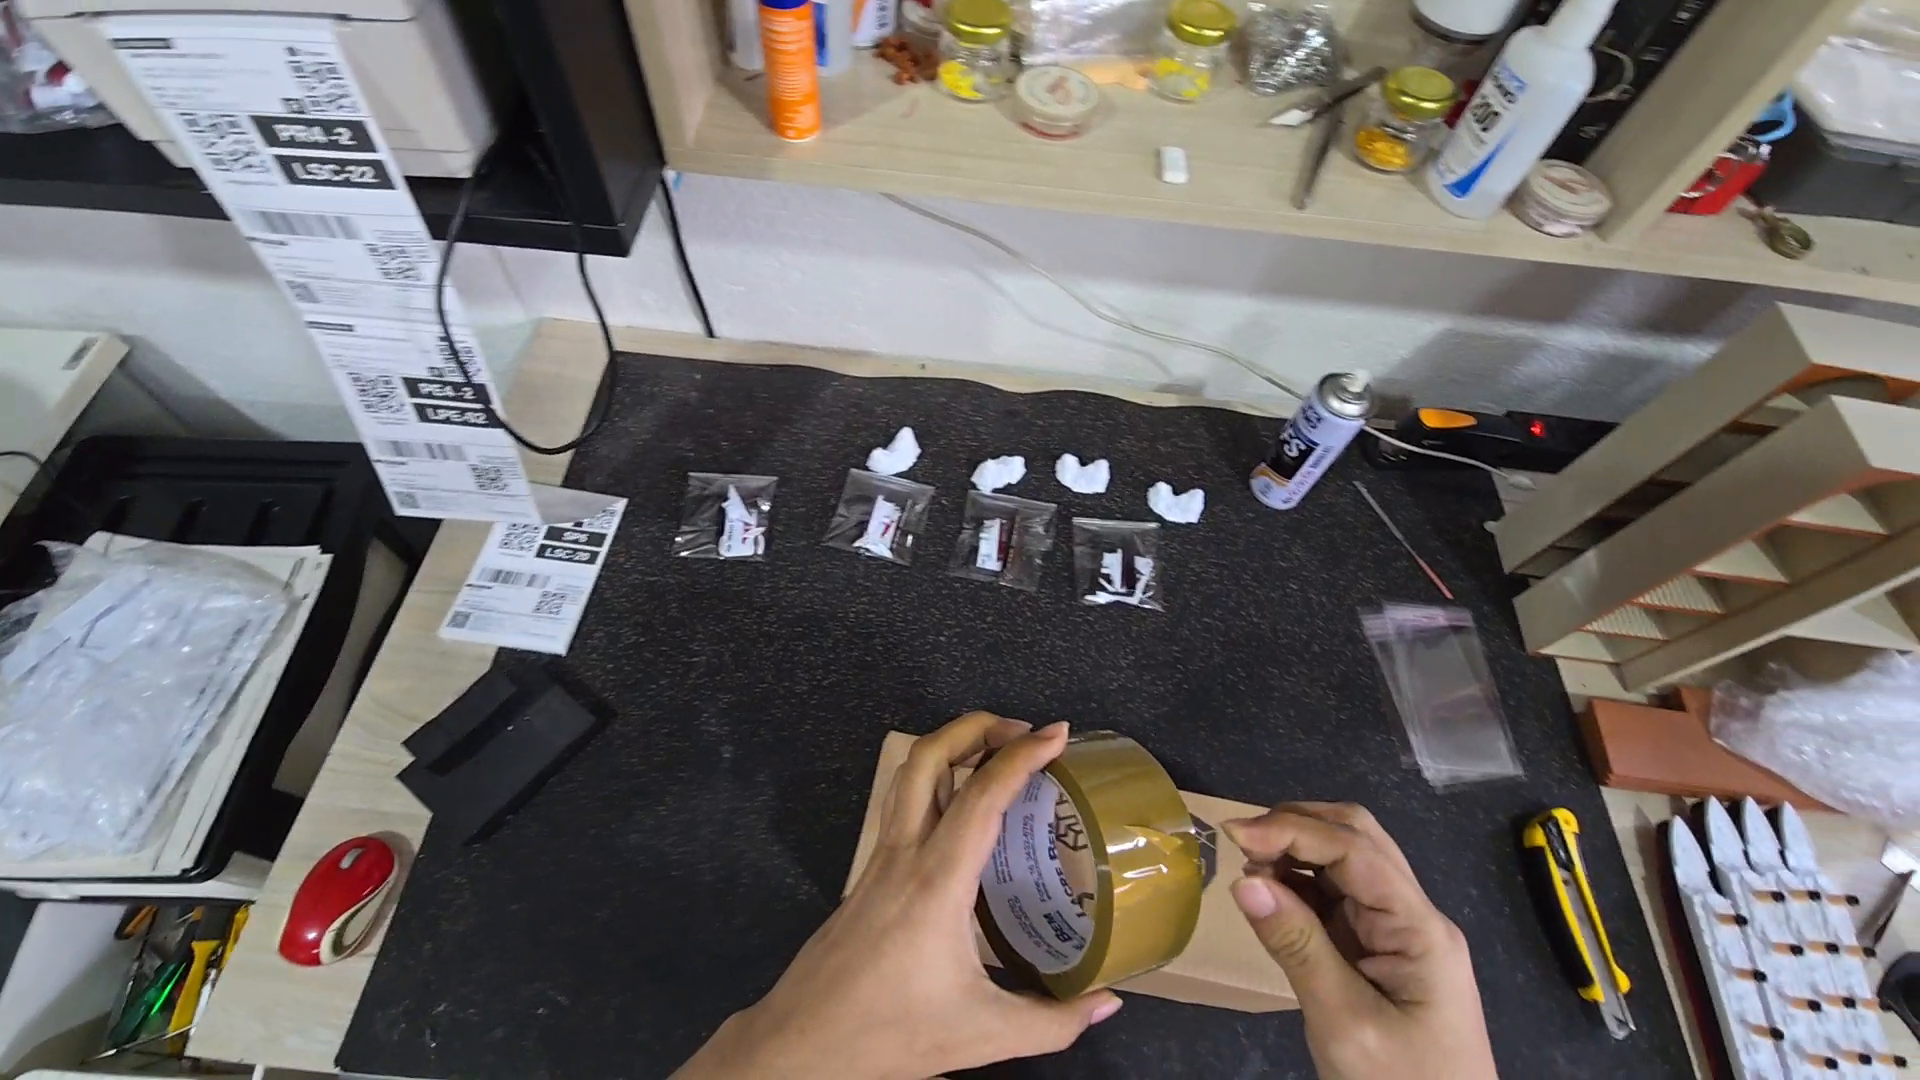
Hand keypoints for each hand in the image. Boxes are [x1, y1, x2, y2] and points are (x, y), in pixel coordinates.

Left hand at [674, 712, 1121, 1079]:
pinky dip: (935, 779)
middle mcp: (905, 851)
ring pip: (908, 774)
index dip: (1022, 755)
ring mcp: (880, 855)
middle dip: (976, 726)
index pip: (982, 795)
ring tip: (994, 752)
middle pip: (929, 758)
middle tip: (1022, 730)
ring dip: (951, 746)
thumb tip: (1108, 1002)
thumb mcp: (982, 1035)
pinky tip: (960, 806)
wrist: (802, 1042)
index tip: (1057, 733)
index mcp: (938, 880)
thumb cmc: (891, 1031)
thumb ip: (1053, 1023)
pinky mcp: (869, 868)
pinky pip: (902, 801)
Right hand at [1223, 803, 1497, 1079]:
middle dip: (1296, 825)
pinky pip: (1336, 893)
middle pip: (1357, 837)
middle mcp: (1413, 915)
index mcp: (1419, 928)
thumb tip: (1243, 880)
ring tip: (1250, 867)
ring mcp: (1397, 930)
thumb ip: (1296, 947)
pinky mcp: (1378, 948)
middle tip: (1241, 843)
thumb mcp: (1344, 1024)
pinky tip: (1270, 892)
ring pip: (1346, 859)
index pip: (1354, 849)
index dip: (1290, 829)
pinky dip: (1298, 879)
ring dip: (1295, 849)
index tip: (1232, 834)